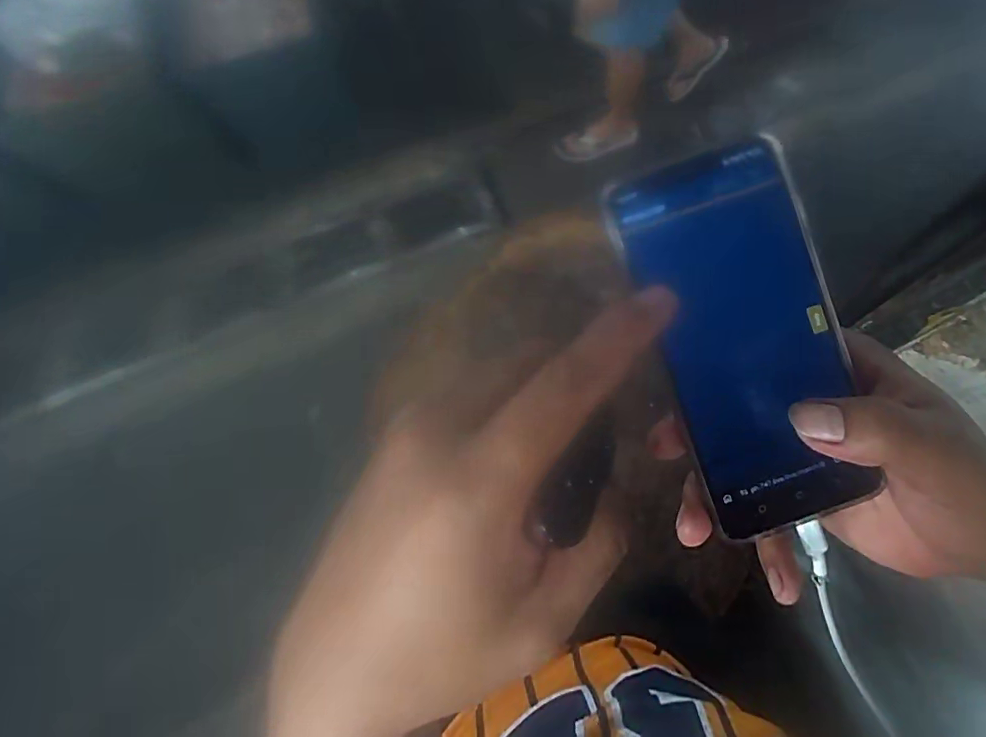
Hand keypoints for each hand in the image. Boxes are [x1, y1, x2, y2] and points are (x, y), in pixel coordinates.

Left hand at [268, 288, 678, 736]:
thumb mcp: (545, 621)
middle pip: (536, 358)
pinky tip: (515, 446)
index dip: (620, 335)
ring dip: (549, 375)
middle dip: (586, 359)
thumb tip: (613, 483)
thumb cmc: (443, 658)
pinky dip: (515, 389)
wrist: (325, 684)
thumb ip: (601, 540)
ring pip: (504, 364)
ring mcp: (407, 427)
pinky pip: (476, 383)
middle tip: (611, 415)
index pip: (566, 383)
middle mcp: (438, 433)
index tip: (660, 299)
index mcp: (480, 481)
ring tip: (561, 441)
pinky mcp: (393, 434)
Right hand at [651, 329, 985, 604]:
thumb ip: (868, 425)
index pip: (790, 348)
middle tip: (666, 453)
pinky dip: (768, 545)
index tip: (695, 377)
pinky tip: (776, 584)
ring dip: (719, 494)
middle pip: (754, 406)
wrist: (983, 540)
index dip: (741, 356)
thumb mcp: (923, 442)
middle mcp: (827, 403)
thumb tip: (798, 417)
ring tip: (696, 534)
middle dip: (708, 430)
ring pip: (754, 461)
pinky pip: (776, 512)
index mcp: (852, 371)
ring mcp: (817, 453)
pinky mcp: (816, 499)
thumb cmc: (963, 473)